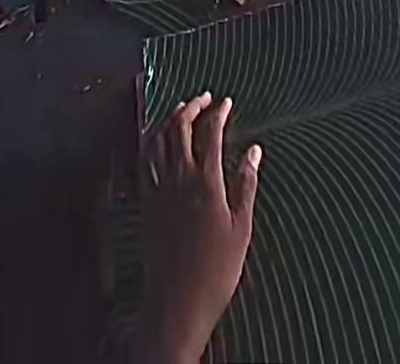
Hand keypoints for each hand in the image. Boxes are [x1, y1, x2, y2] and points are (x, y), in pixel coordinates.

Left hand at [141, 92, 261, 362]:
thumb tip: (254, 150)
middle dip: (192, 106)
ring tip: (181, 108)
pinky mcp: (146, 200)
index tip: (226, 101)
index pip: (211, 133)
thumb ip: (246, 184)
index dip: (218, 112)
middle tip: (204, 97)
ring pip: (160, 139)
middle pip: (181, 128)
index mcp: (206, 181)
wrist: (177, 301)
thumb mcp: (241, 227)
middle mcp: (180, 177)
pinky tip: (156, 138)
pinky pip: (144, 160)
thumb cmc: (217, 269)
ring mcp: (159, 187)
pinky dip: (151, 141)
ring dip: (170, 118)